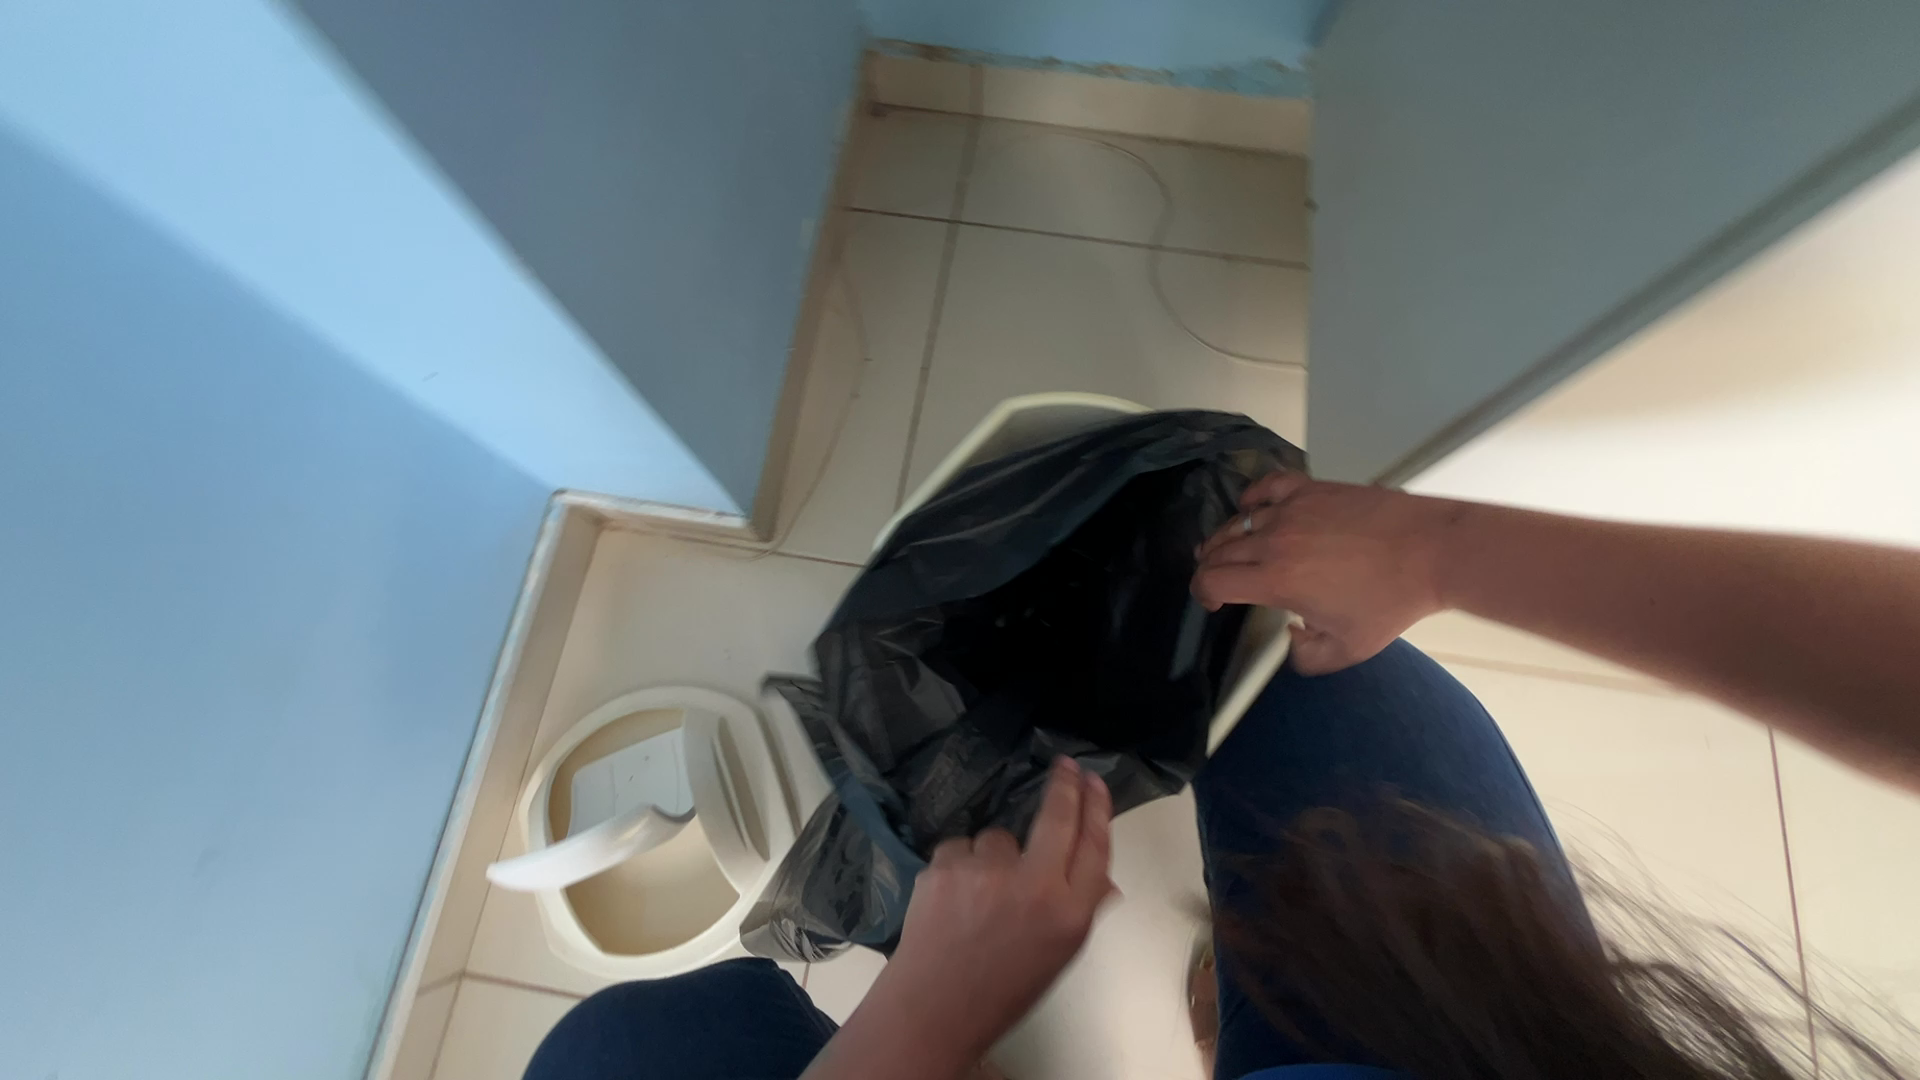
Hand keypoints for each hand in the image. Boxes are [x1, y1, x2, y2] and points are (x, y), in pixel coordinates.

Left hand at [882, 757, 1115, 1058]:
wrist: (934, 1007)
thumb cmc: (1003, 986)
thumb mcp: (1056, 956)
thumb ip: (1080, 909)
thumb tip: (1106, 879)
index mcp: (1068, 915)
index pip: (1094, 848)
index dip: (1097, 809)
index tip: (1095, 782)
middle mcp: (1034, 887)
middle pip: (1057, 819)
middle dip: (1064, 787)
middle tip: (1065, 765)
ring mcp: (988, 872)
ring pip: (999, 838)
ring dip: (992, 858)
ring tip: (978, 899)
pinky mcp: (948, 864)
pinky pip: (961, 849)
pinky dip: (958, 866)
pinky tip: (952, 899)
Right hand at [1192, 471, 1465, 673]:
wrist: (1433, 551)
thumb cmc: (1392, 602)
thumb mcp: (1351, 648)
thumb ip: (1308, 658)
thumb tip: (1288, 641)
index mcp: (1276, 580)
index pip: (1213, 580)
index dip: (1203, 593)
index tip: (1214, 602)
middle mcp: (1273, 541)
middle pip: (1219, 551)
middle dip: (1210, 569)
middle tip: (1219, 580)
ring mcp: (1290, 510)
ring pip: (1236, 522)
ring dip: (1225, 539)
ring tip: (1226, 548)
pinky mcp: (1310, 490)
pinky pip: (1266, 488)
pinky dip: (1251, 498)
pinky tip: (1252, 509)